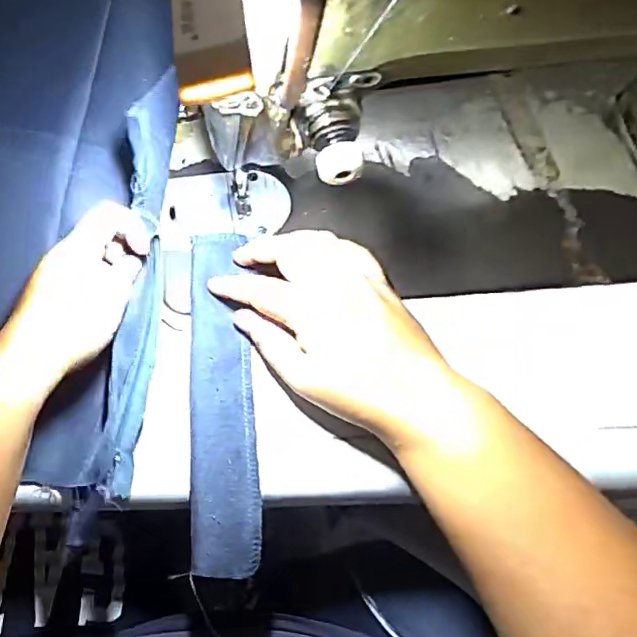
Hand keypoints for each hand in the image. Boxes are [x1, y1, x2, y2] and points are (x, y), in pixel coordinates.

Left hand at [0, 203, 152, 396]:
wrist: (29, 357)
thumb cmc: (75, 324)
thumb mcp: (114, 296)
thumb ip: (127, 271)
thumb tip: (128, 261)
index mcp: (78, 245)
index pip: (108, 212)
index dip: (133, 225)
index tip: (142, 252)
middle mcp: (59, 252)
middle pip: (96, 234)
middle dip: (120, 249)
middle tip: (129, 276)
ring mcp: (47, 271)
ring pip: (85, 256)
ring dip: (106, 269)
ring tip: (113, 297)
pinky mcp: (41, 292)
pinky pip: (72, 273)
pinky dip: (90, 281)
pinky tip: (93, 309)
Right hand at [208, 230, 482, 453]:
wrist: (417, 396)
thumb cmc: (364, 394)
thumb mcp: (302, 379)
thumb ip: (269, 343)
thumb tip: (246, 322)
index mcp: (310, 307)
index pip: (260, 288)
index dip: (234, 285)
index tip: (219, 284)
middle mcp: (335, 283)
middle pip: (288, 251)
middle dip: (259, 249)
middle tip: (241, 257)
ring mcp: (360, 279)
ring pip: (318, 242)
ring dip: (290, 240)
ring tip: (275, 247)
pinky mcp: (379, 283)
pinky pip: (349, 249)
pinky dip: (327, 243)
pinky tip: (322, 249)